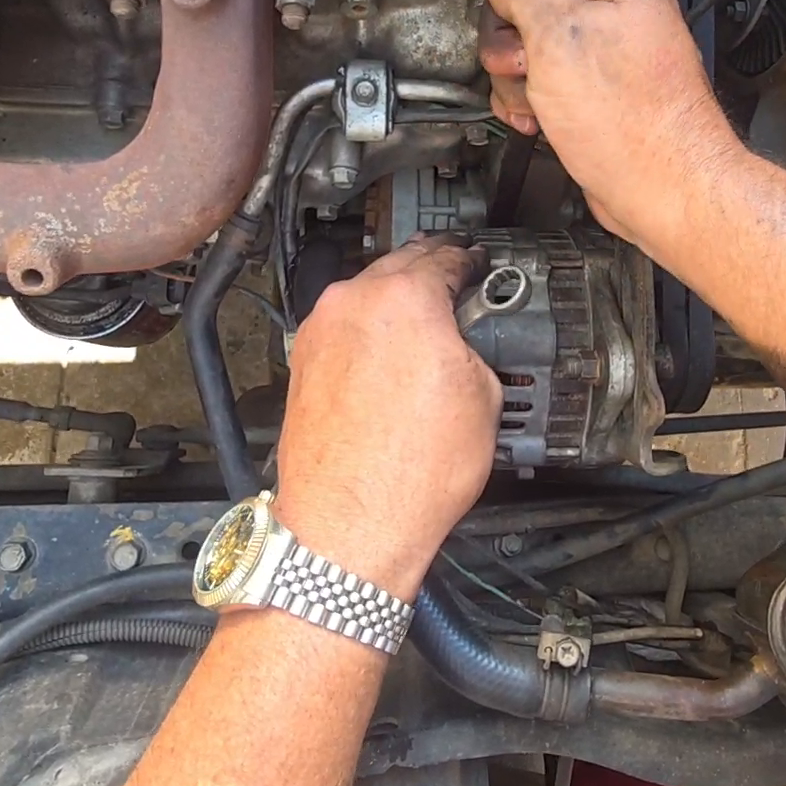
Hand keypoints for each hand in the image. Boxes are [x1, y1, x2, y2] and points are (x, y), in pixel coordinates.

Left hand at [271, 236, 501, 600]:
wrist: (349, 528)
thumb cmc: (410, 474)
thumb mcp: (482, 396)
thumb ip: (472, 345)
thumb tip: (462, 339)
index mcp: (403, 299)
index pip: (445, 257)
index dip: (470, 258)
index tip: (476, 262)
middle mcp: (352, 304)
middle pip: (399, 264)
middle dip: (430, 267)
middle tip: (454, 276)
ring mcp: (320, 332)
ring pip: (367, 294)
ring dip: (396, 298)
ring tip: (425, 317)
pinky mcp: (303, 362)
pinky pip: (344, 327)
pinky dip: (369, 328)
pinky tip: (389, 350)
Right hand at [395, 0, 745, 246]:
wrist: (662, 189)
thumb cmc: (634, 122)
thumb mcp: (559, 38)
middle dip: (498, 32)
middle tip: (519, 61)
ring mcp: (590, 40)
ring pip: (512, 38)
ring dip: (512, 76)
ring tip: (541, 99)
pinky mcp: (581, 80)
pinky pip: (527, 75)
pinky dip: (523, 98)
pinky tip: (542, 118)